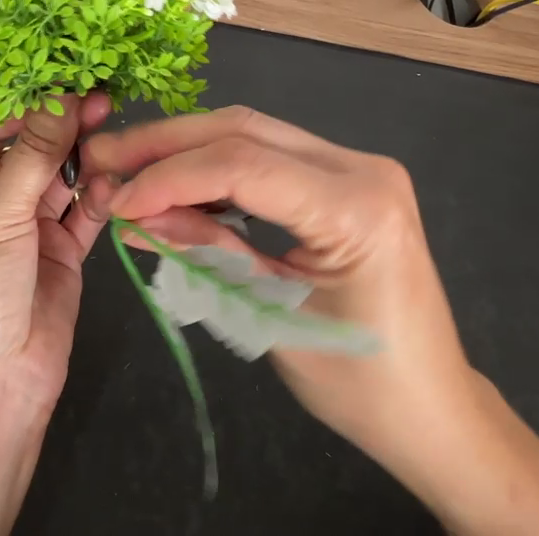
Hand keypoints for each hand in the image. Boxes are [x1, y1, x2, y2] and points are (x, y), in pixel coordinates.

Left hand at [0, 94, 110, 535]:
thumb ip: (37, 152)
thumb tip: (61, 96)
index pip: (1, 123)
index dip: (34, 99)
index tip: (72, 74)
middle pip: (38, 146)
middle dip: (67, 123)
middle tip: (106, 97)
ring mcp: (33, 224)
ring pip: (66, 176)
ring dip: (89, 156)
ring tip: (117, 131)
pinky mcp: (65, 252)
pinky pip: (86, 213)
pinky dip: (101, 197)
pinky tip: (116, 181)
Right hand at [82, 107, 538, 535]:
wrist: (434, 408)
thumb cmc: (361, 384)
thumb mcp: (272, 318)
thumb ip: (206, 252)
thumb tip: (132, 213)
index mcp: (357, 207)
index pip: (241, 165)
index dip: (168, 177)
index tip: (115, 198)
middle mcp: (361, 167)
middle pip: (242, 130)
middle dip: (164, 144)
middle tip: (104, 156)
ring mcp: (356, 166)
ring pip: (250, 133)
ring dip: (183, 149)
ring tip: (127, 166)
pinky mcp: (344, 177)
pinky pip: (266, 155)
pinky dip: (214, 167)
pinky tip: (174, 183)